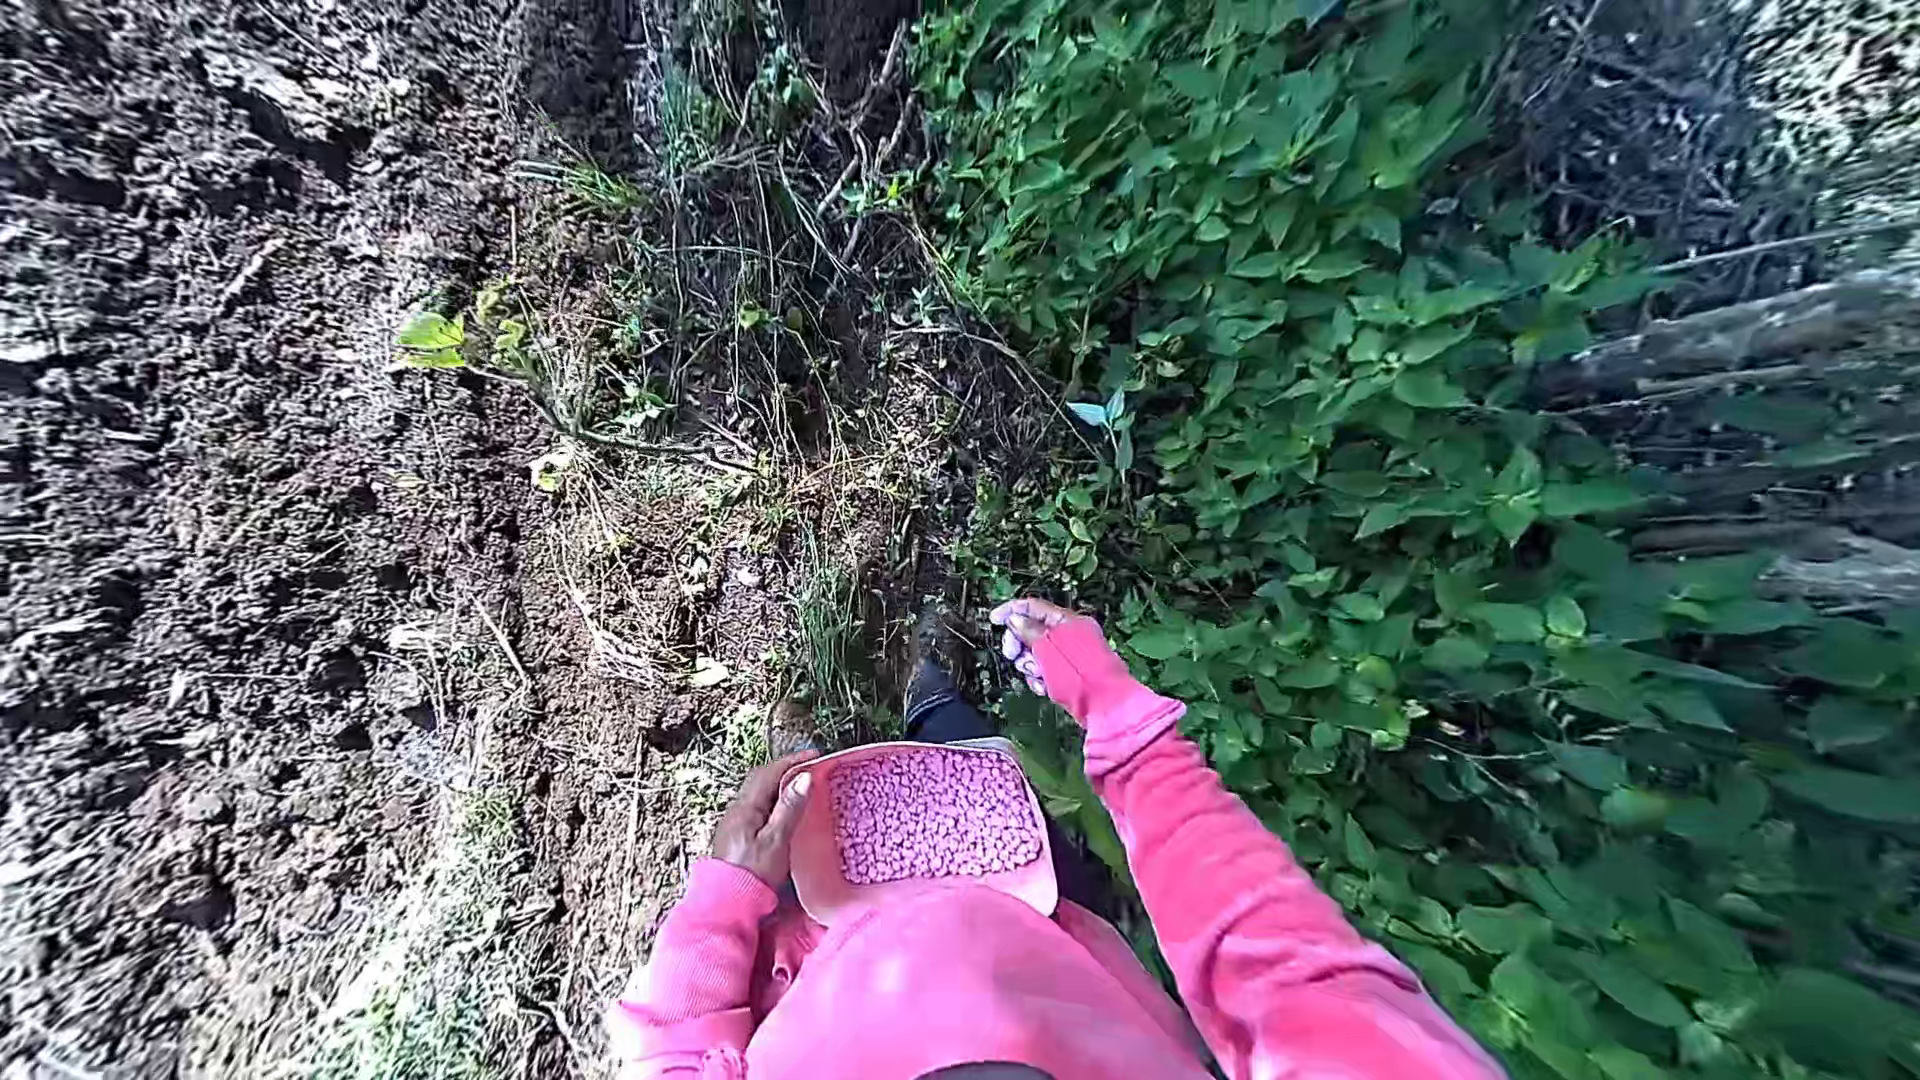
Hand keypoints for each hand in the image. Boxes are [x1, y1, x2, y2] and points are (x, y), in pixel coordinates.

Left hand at [712, 751, 817, 886]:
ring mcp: (734, 824)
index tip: (813, 756)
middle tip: (809, 768)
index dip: (792, 761)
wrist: (725, 910)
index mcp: (745, 808)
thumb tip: (804, 777)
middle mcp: (736, 811)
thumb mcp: (776, 841)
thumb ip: (789, 808)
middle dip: (785, 769)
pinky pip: (757, 807)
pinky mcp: (736, 837)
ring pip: (758, 793)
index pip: (769, 773)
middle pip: (761, 779)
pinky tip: (784, 810)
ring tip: (800, 786)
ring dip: (779, 784)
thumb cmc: (752, 876)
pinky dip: (773, 800)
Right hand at [989, 597, 1078, 695]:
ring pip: (1037, 652)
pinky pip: (1046, 669)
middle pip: (1033, 630)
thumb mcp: (1047, 648)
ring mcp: (1071, 655)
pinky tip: (1042, 687)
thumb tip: (1014, 619)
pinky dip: (1040, 677)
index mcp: (1067, 621)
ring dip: (1029, 663)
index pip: (1033, 607)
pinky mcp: (1070, 674)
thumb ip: (1028, 630)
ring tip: (1035, 675)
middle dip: (1018, 643)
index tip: (994, 620)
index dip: (1011, 611)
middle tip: (1012, 655)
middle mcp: (1070, 634)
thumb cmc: (1077, 674)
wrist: (1104, 706)